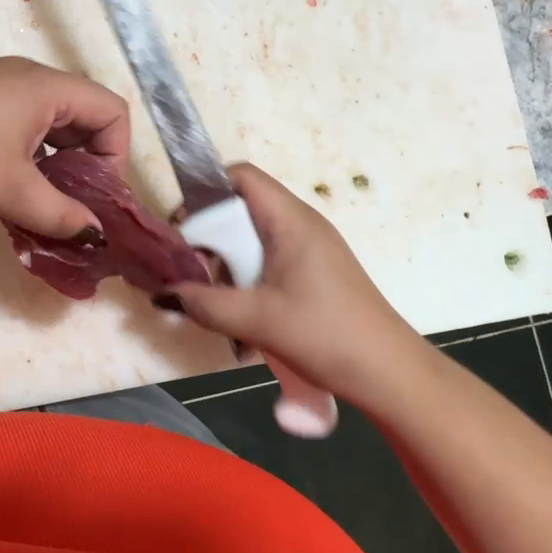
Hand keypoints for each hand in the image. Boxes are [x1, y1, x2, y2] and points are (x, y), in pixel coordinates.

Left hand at [0, 57, 129, 237]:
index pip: (111, 111)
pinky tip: (11, 188)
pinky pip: (22, 123)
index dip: (116, 156)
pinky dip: (30, 155)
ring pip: (50, 122)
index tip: (98, 198)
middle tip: (75, 205)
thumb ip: (62, 214)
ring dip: (57, 162)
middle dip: (88, 163)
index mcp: (45, 87)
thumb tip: (95, 234)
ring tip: (43, 201)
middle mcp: (25, 77)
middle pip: (83, 114)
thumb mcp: (13, 192)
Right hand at [171, 164, 423, 406]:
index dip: (205, 191)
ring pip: (251, 238)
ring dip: (227, 264)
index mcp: (290, 221)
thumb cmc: (327, 335)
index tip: (183, 228)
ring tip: (213, 297)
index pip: (240, 176)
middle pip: (240, 208)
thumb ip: (203, 304)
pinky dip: (246, 279)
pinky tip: (241, 314)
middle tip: (191, 269)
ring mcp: (310, 249)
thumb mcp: (257, 320)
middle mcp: (300, 225)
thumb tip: (160, 294)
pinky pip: (268, 260)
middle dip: (210, 236)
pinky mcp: (313, 273)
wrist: (391, 375)